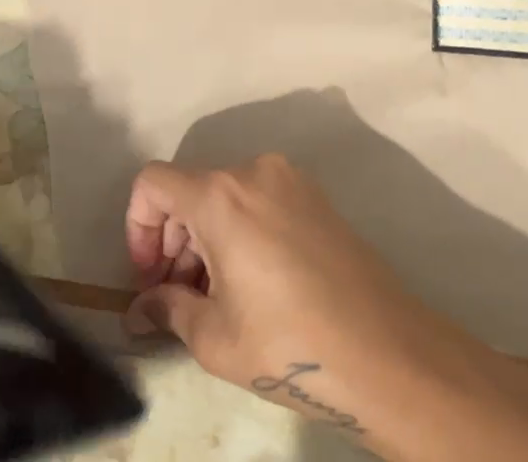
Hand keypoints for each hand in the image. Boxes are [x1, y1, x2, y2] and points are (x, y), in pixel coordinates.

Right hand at [124, 153, 435, 397]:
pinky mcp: (318, 200)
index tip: (150, 277)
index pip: (153, 183)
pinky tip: (252, 282)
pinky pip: (258, 201)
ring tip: (215, 296)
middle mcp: (254, 172)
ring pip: (225, 196)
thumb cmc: (291, 345)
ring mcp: (292, 182)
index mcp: (221, 196)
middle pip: (189, 189)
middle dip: (171, 240)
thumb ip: (167, 310)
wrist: (390, 355)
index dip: (137, 228)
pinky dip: (240, 230)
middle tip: (177, 295)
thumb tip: (140, 310)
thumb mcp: (215, 337)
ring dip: (205, 238)